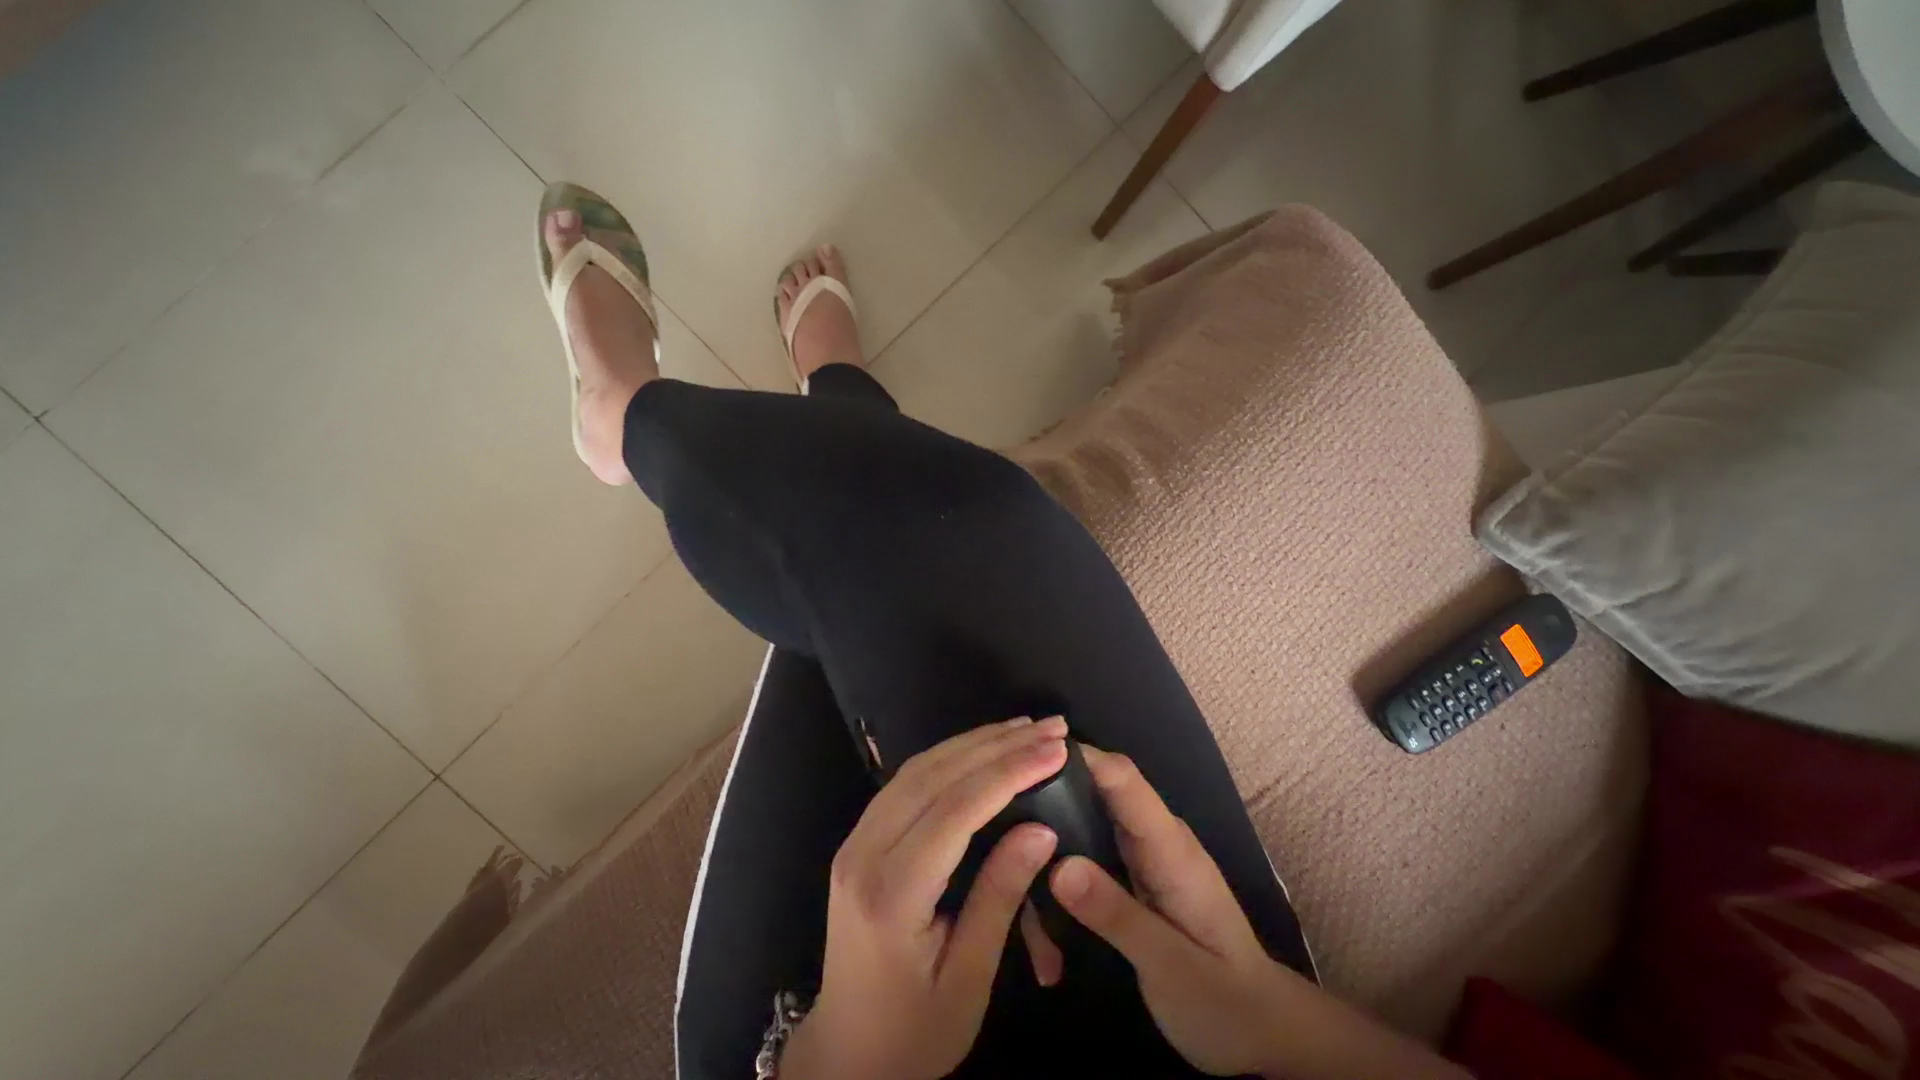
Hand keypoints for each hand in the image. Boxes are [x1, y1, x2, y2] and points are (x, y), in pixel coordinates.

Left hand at [780, 716, 1066, 1079]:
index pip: (956, 810)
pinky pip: (904, 784)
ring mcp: (854, 843)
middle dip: (997, 745)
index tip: (1056, 750)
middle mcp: (863, 854)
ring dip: (972, 743)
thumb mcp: (969, 977)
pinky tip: (980, 749)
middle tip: (1051, 727)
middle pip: (933, 777)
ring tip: (1025, 728)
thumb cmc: (915, 1030)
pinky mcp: (858, 842)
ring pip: (916, 771)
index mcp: (891, 893)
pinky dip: (947, 758)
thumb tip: (1041, 828)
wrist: (848, 1051)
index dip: (1009, 772)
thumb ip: (1000, 897)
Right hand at [1046, 745, 1288, 1075]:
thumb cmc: (1225, 1001)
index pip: (1122, 779)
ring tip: (1027, 931)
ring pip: (1078, 838)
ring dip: (1046, 873)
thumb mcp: (1170, 965)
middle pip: (1089, 799)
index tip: (1017, 764)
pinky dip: (1059, 900)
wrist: (1263, 1036)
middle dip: (1042, 814)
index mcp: (1170, 849)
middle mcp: (1153, 843)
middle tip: (991, 840)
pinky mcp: (1129, 884)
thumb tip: (1057, 865)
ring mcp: (1140, 862)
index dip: (1075, 759)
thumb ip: (1117, 914)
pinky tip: (1046, 951)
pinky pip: (1082, 870)